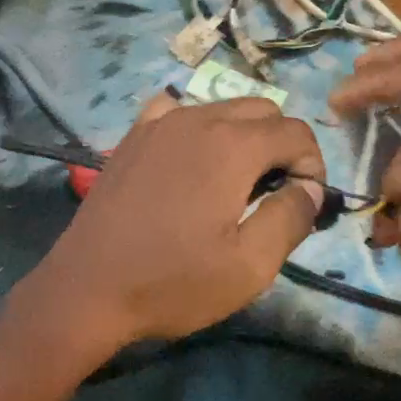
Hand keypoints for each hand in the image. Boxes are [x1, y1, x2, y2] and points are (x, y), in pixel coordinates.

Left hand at [12, 95, 324, 364]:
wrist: (87, 290)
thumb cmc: (173, 283)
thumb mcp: (250, 266)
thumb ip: (291, 218)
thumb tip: (311, 188)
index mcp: (233, 146)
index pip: (296, 132)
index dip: (313, 166)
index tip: (304, 205)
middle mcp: (198, 118)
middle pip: (263, 111)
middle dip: (282, 147)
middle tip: (274, 197)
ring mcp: (159, 124)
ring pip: (222, 109)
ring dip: (243, 139)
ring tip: (235, 188)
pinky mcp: (132, 138)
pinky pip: (179, 113)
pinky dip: (199, 131)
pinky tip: (191, 164)